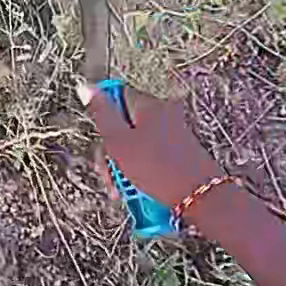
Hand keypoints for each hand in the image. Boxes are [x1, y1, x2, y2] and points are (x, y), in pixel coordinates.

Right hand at [82, 82, 225, 204]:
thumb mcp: (119, 141)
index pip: (116, 95)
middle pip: (123, 123)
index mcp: (149, 105)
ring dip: (121, 165)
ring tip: (121, 187)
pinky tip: (136, 188)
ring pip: (133, 143)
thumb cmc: (158, 169)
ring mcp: (171, 133)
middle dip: (110, 150)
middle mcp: (163, 114)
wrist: (199, 197)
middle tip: (109, 171)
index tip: (103, 138)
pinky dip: (138, 171)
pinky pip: (147, 156)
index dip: (103, 116)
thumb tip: (87, 87)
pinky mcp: (177, 152)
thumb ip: (102, 113)